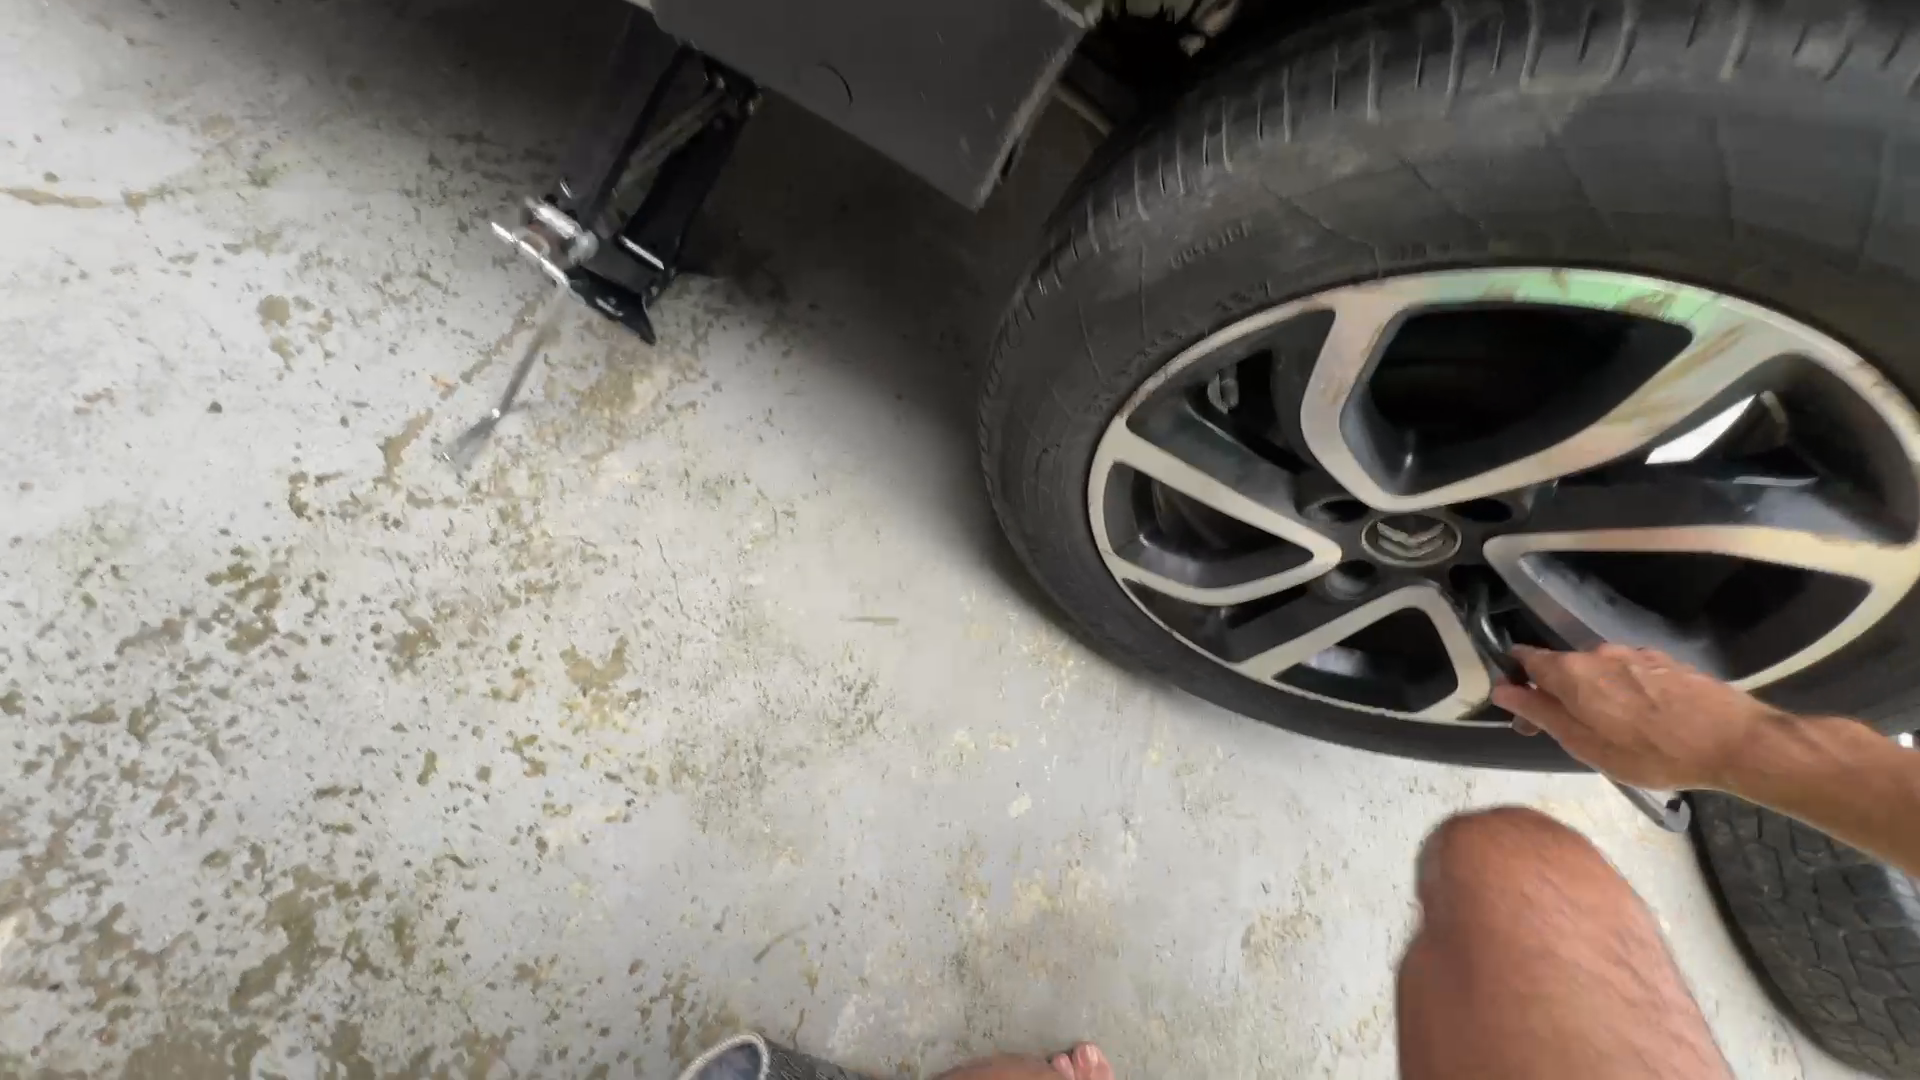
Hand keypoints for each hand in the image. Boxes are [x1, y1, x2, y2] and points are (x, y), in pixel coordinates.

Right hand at [1490, 644, 1786, 790]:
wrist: (1743, 744)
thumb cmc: (1652, 751)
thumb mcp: (1583, 743)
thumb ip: (1538, 712)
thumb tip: (1501, 690)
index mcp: (1569, 670)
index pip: (1522, 658)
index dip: (1514, 681)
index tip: (1522, 709)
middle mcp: (1597, 653)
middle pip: (1561, 668)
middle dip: (1556, 694)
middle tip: (1569, 732)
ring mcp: (1636, 655)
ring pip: (1598, 672)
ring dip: (1593, 694)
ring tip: (1614, 729)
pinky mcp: (1668, 664)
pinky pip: (1630, 674)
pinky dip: (1626, 692)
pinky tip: (1647, 720)